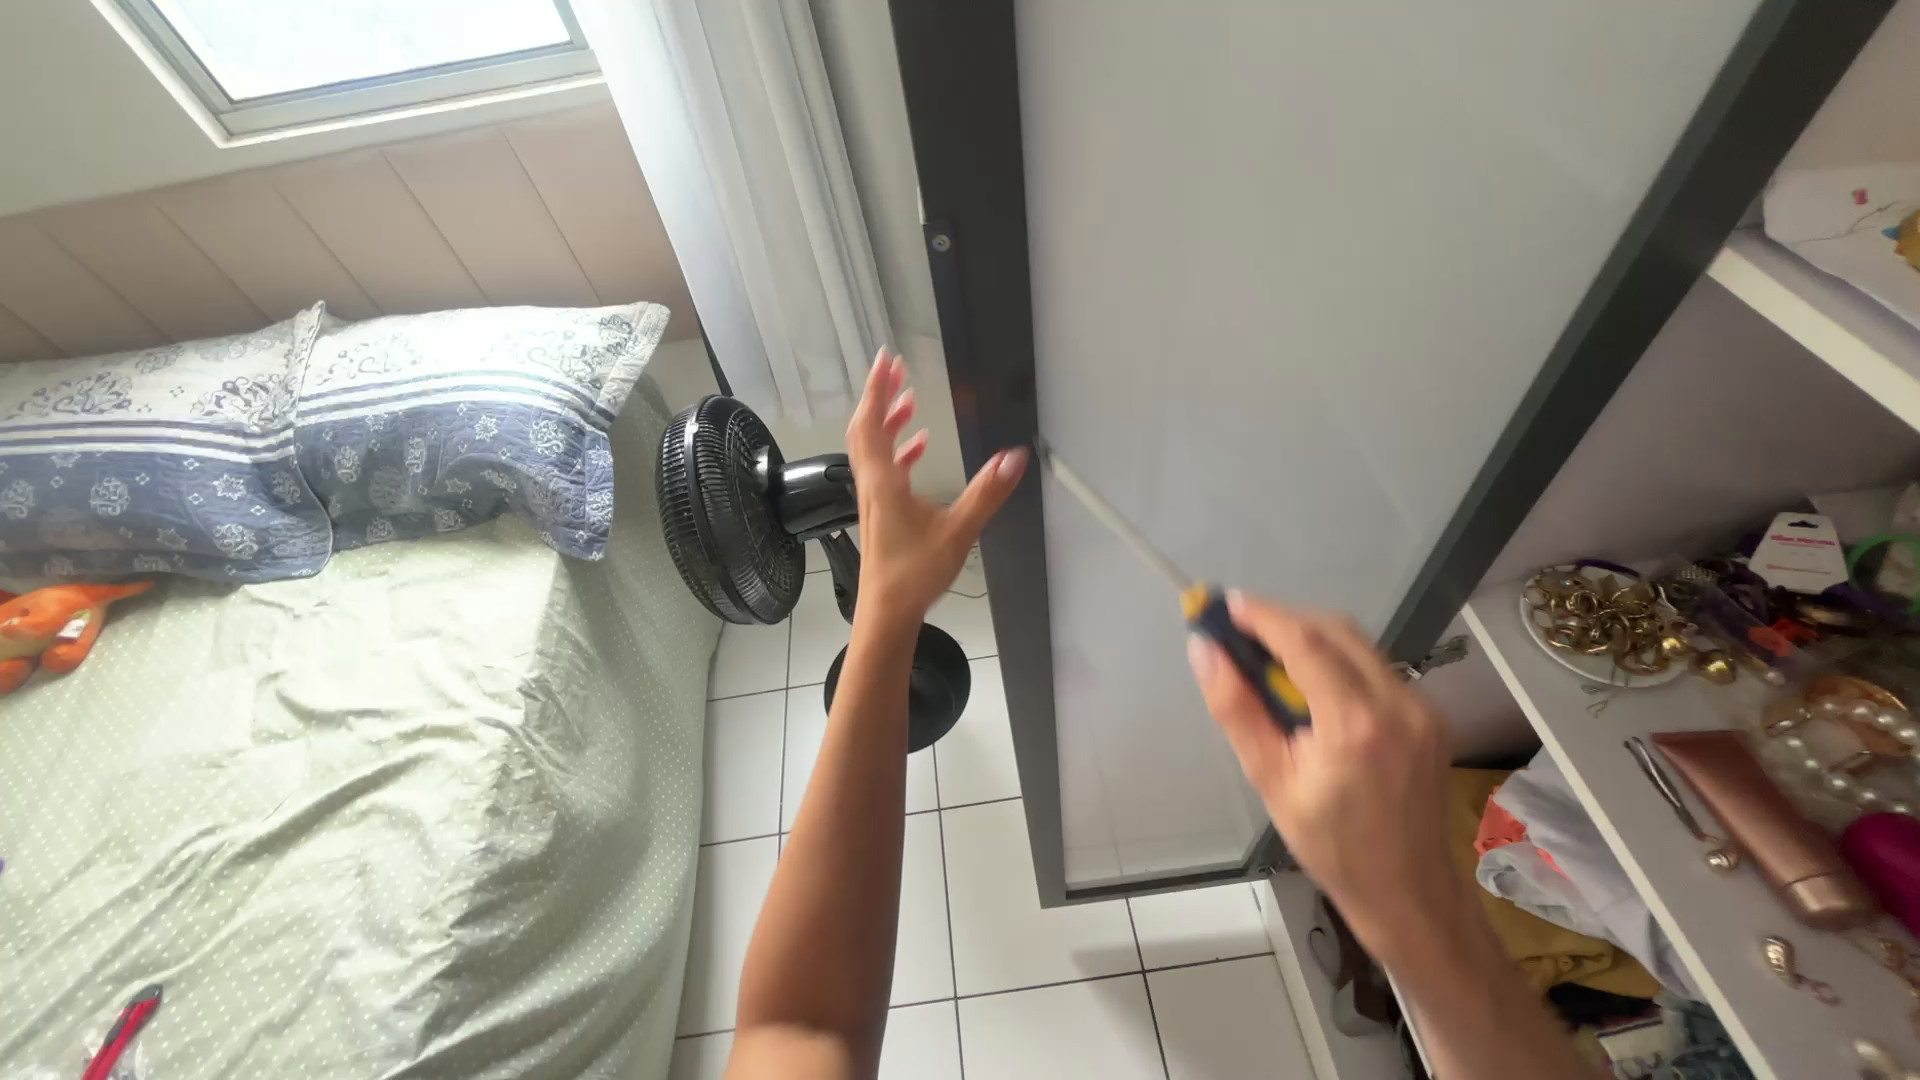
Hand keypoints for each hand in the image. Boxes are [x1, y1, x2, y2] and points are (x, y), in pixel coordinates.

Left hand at [845, 348, 1026, 628]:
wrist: (887, 613)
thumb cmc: (912, 575)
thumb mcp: (957, 532)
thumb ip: (986, 494)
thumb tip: (1013, 459)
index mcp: (884, 482)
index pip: (873, 422)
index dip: (878, 388)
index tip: (886, 359)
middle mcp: (873, 485)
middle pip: (867, 429)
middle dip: (881, 396)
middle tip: (896, 370)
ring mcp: (874, 499)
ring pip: (872, 448)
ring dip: (887, 421)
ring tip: (908, 400)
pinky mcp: (881, 513)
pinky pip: (884, 470)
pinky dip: (898, 451)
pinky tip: (917, 449)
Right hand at [1187, 594, 1458, 951]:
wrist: (1410, 893)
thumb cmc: (1329, 845)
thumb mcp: (1269, 779)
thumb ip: (1236, 708)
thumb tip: (1204, 650)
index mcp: (1355, 724)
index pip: (1304, 642)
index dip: (1262, 615)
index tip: (1225, 604)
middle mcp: (1397, 703)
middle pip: (1334, 630)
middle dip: (1283, 619)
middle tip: (1239, 629)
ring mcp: (1421, 707)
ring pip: (1357, 644)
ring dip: (1309, 636)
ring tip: (1266, 655)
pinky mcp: (1429, 715)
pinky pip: (1375, 667)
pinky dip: (1335, 659)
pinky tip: (1309, 684)